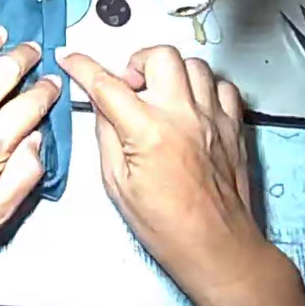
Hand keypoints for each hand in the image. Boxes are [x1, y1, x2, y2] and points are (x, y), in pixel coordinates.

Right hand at [58, 46, 304, 305]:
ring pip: (194, 64)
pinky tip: (190, 106)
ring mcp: (214, 118)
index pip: (106, 83)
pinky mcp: (235, 127)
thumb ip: (106, 134)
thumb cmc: (164, 225)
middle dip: (136, 62)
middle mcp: (184, 116)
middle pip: (161, 56)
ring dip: (169, 73)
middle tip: (127, 85)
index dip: (81, 66)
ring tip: (158, 94)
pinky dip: (202, 88)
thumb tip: (101, 104)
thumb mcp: (116, 182)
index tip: (69, 58)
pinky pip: (221, 86)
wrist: (218, 249)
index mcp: (148, 131)